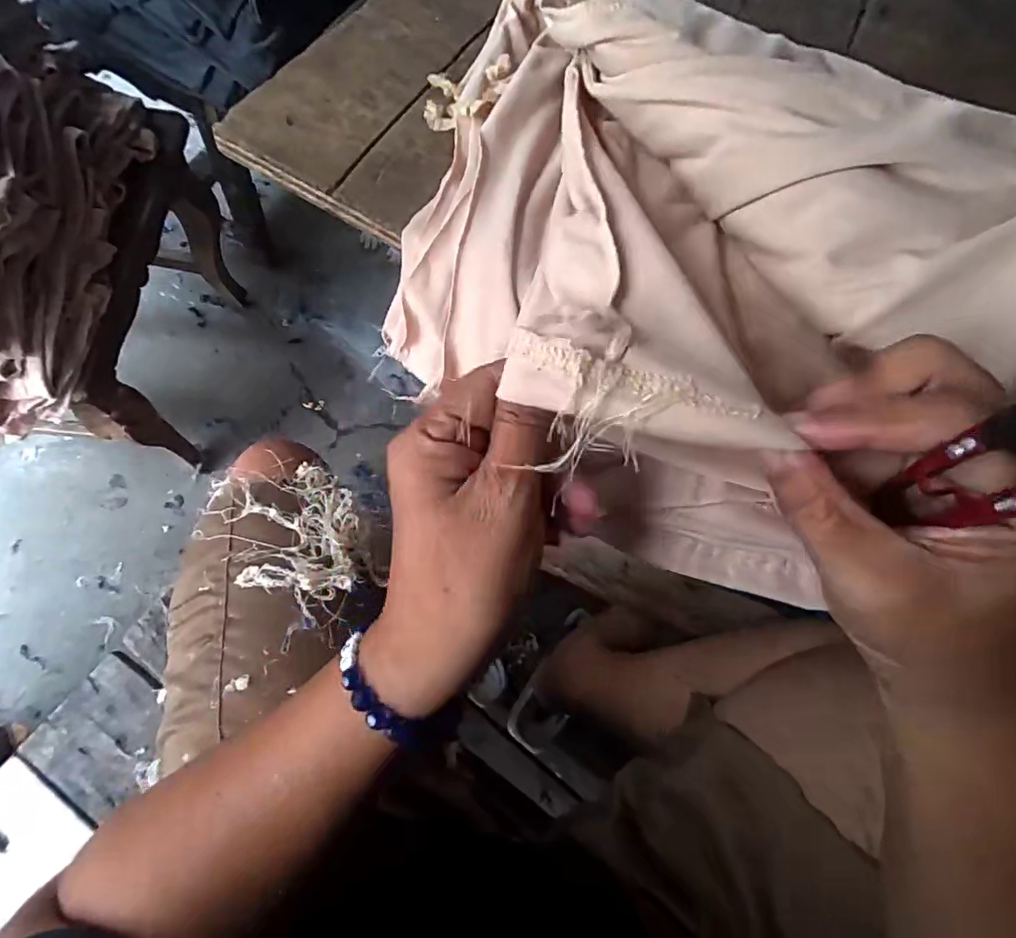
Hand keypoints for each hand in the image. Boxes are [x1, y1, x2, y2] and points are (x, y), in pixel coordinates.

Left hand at [366, 362, 554, 715]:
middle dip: (552, 455)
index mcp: (429, 437)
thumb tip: (540, 364)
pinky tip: (566, 531)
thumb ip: (524, 428)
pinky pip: (514, 484)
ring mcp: (455, 477)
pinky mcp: (473, 502)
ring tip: (580, 520)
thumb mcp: (504, 496)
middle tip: (583, 496)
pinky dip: (542, 504)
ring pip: (520, 456)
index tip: (585, 402)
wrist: (441, 652)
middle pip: (509, 421)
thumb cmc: (469, 576)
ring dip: (556, 485)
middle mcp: (438, 448)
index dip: (537, 387)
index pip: (488, 383)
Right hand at [763, 337, 1015, 711]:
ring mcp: (986, 451)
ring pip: (918, 384)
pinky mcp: (944, 454)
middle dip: (873, 393)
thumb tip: (771, 446)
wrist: (939, 672)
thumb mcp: (865, 579)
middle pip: (953, 380)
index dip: (882, 419)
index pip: (972, 422)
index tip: (807, 430)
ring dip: (853, 407)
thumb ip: (819, 510)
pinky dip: (847, 419)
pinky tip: (816, 444)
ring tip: (806, 441)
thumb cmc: (922, 638)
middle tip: (810, 422)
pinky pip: (894, 409)